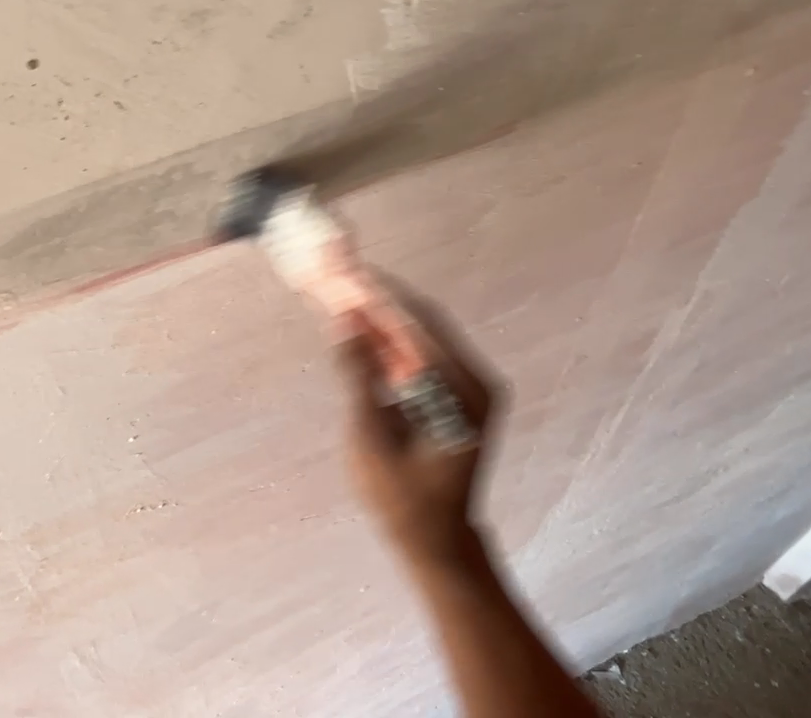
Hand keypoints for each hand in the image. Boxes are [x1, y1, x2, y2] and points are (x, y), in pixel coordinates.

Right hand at [334, 289, 498, 571]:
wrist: (437, 540)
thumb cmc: (401, 499)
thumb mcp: (371, 439)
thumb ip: (358, 376)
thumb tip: (342, 319)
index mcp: (462, 392)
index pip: (415, 326)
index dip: (375, 296)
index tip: (342, 271)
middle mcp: (475, 379)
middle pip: (421, 320)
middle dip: (376, 296)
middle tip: (335, 272)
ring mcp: (469, 384)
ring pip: (420, 330)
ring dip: (380, 311)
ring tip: (340, 289)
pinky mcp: (456, 390)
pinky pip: (421, 349)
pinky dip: (388, 335)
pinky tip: (359, 322)